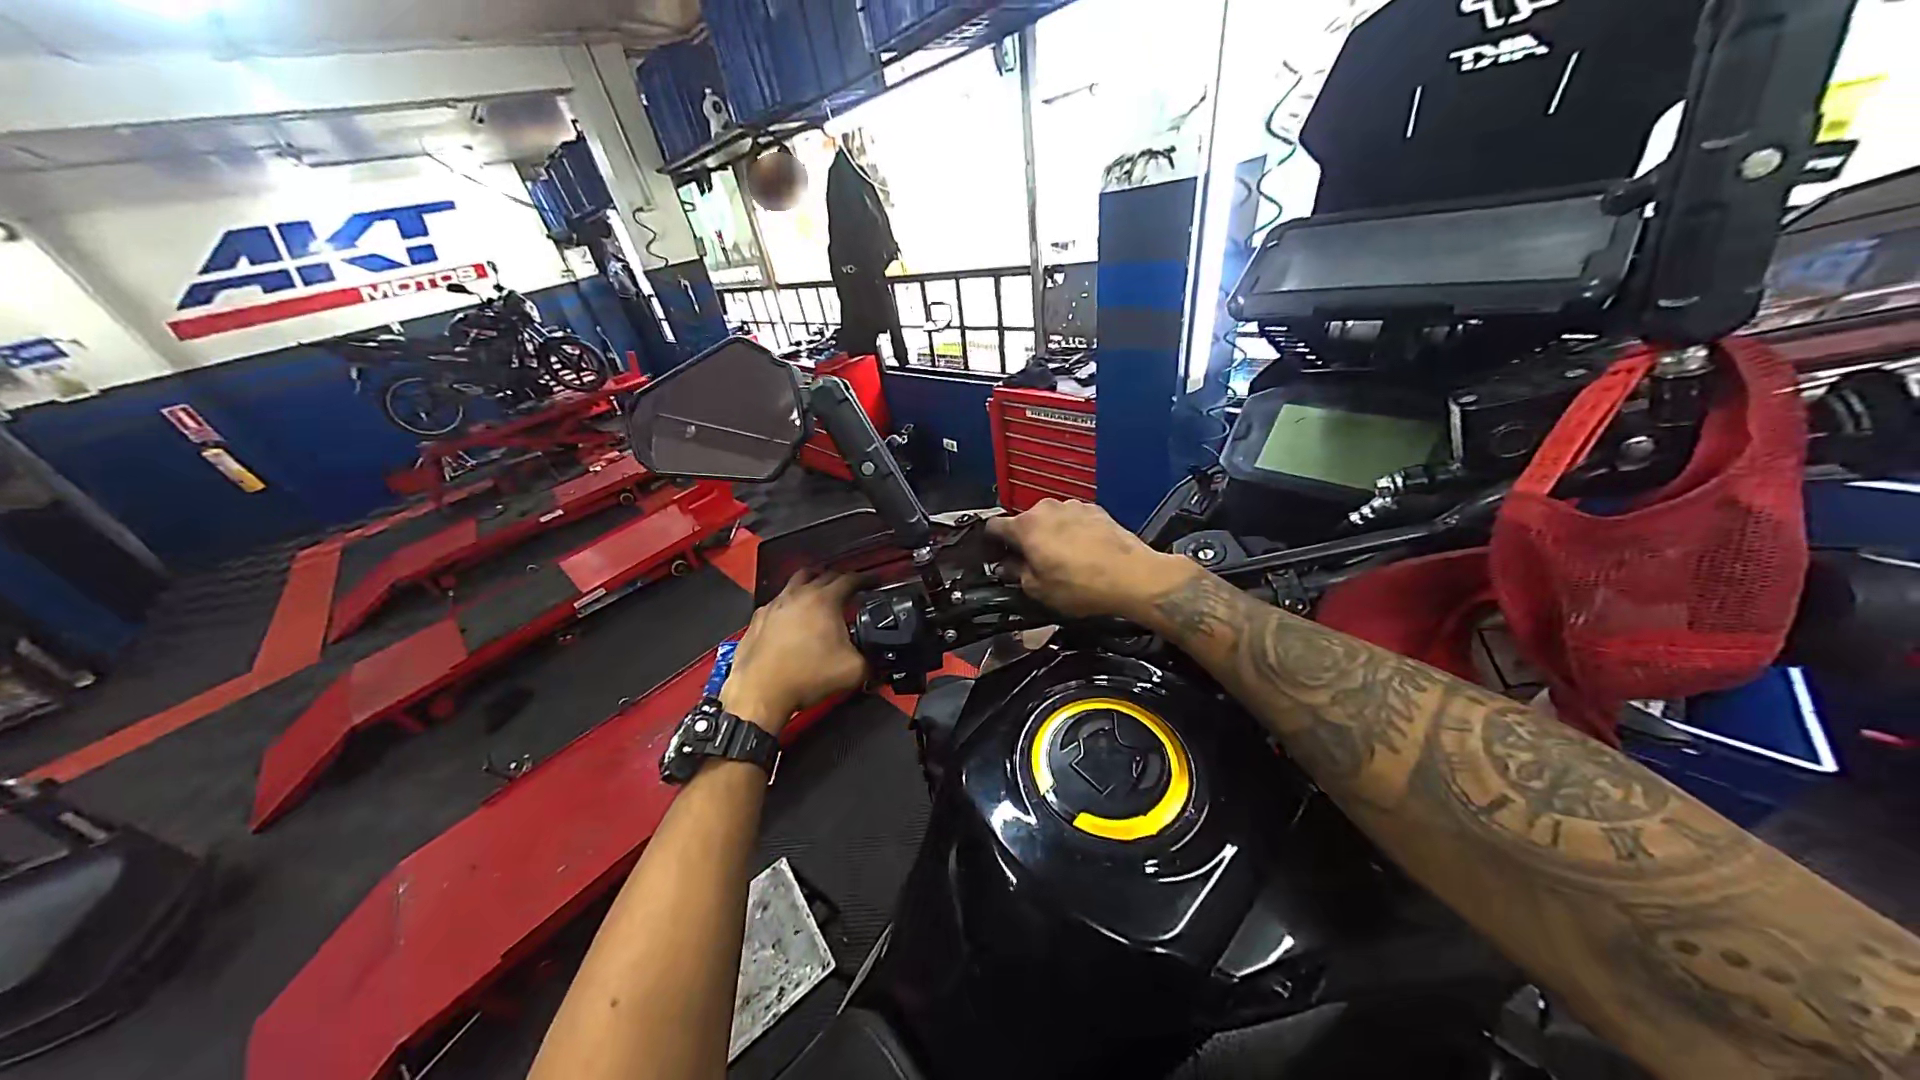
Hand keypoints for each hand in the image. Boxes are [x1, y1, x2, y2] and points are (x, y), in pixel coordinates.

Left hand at [720, 570, 869, 733]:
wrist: (761, 693)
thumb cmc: (802, 678)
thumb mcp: (853, 671)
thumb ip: (871, 660)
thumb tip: (875, 660)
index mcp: (824, 601)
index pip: (850, 579)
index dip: (866, 579)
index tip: (872, 582)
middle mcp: (798, 595)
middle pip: (823, 574)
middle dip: (840, 578)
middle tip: (850, 588)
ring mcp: (776, 605)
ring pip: (797, 581)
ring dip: (813, 583)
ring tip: (822, 592)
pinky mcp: (759, 619)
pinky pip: (778, 601)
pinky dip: (790, 602)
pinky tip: (794, 616)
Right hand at [985, 499, 1198, 623]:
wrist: (1132, 577)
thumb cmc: (1083, 585)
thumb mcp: (1038, 590)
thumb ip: (1016, 573)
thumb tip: (1008, 566)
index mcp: (1025, 526)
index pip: (994, 526)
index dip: (992, 543)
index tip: (997, 556)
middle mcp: (1047, 509)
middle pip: (1025, 522)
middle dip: (1025, 541)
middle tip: (1033, 565)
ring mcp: (1073, 507)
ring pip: (1051, 520)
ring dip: (1051, 536)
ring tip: (1063, 562)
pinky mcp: (1095, 510)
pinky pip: (1074, 520)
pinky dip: (1073, 533)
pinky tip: (1083, 554)